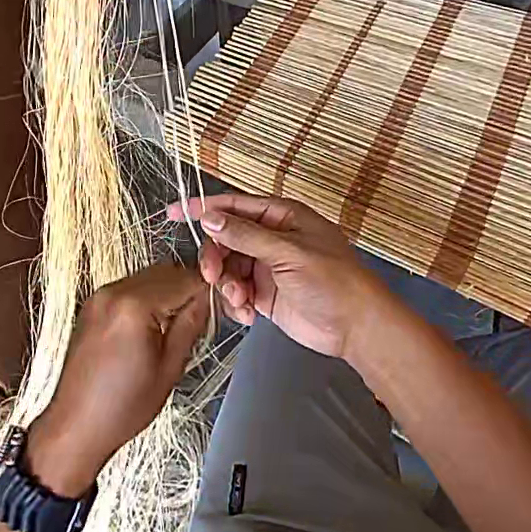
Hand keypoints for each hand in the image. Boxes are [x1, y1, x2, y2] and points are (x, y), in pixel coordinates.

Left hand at [27, 264, 209, 495]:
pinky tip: (153, 325)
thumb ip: (191, 324)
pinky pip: (130, 287)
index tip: (219, 303)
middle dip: (187, 289)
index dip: (206, 290)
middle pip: (167, 271)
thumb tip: (207, 299)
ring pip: (149, 276)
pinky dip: (147, 297)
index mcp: (134, 306)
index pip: (185, 279)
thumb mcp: (170, 366)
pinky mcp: (93, 306)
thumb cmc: (121, 406)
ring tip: (176, 324)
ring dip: (168, 291)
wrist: (76, 427)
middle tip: (200, 316)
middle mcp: (114, 293)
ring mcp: (100, 297)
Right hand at [166, 193, 399, 361]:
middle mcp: (272, 238)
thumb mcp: (288, 253)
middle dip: (215, 257)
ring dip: (226, 285)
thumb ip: (247, 236)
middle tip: (213, 276)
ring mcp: (267, 266)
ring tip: (240, 301)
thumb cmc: (333, 279)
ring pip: (228, 268)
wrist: (355, 325)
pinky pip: (237, 292)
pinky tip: (248, 315)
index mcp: (282, 217)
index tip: (175, 213)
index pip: (235, 206)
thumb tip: (211, 218)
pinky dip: (235, 303)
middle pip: (226, 239)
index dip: (204, 208)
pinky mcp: (265, 293)